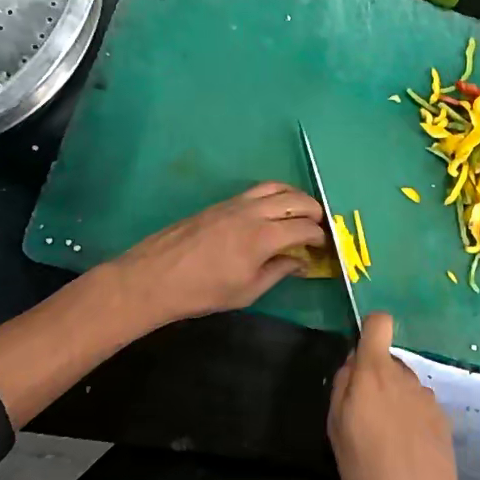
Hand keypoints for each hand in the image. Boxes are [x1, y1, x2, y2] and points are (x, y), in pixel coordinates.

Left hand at [105, 181, 326, 328]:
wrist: (156, 277)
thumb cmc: (203, 292)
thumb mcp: (247, 291)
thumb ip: (278, 272)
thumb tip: (300, 261)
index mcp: (263, 237)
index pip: (304, 228)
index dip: (320, 236)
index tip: (323, 246)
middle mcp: (253, 212)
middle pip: (295, 200)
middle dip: (314, 210)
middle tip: (319, 226)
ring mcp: (235, 204)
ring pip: (275, 187)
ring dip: (294, 196)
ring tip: (301, 211)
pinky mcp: (221, 203)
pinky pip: (256, 190)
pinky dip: (274, 195)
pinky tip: (273, 210)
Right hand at [328, 313, 478, 479]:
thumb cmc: (366, 468)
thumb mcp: (336, 428)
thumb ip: (342, 386)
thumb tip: (352, 363)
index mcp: (375, 372)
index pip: (379, 323)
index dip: (369, 330)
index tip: (359, 356)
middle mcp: (405, 376)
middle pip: (388, 361)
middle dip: (374, 378)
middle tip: (362, 417)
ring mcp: (428, 397)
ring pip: (403, 386)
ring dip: (393, 401)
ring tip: (384, 441)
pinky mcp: (443, 419)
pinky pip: (419, 407)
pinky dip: (410, 420)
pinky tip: (405, 452)